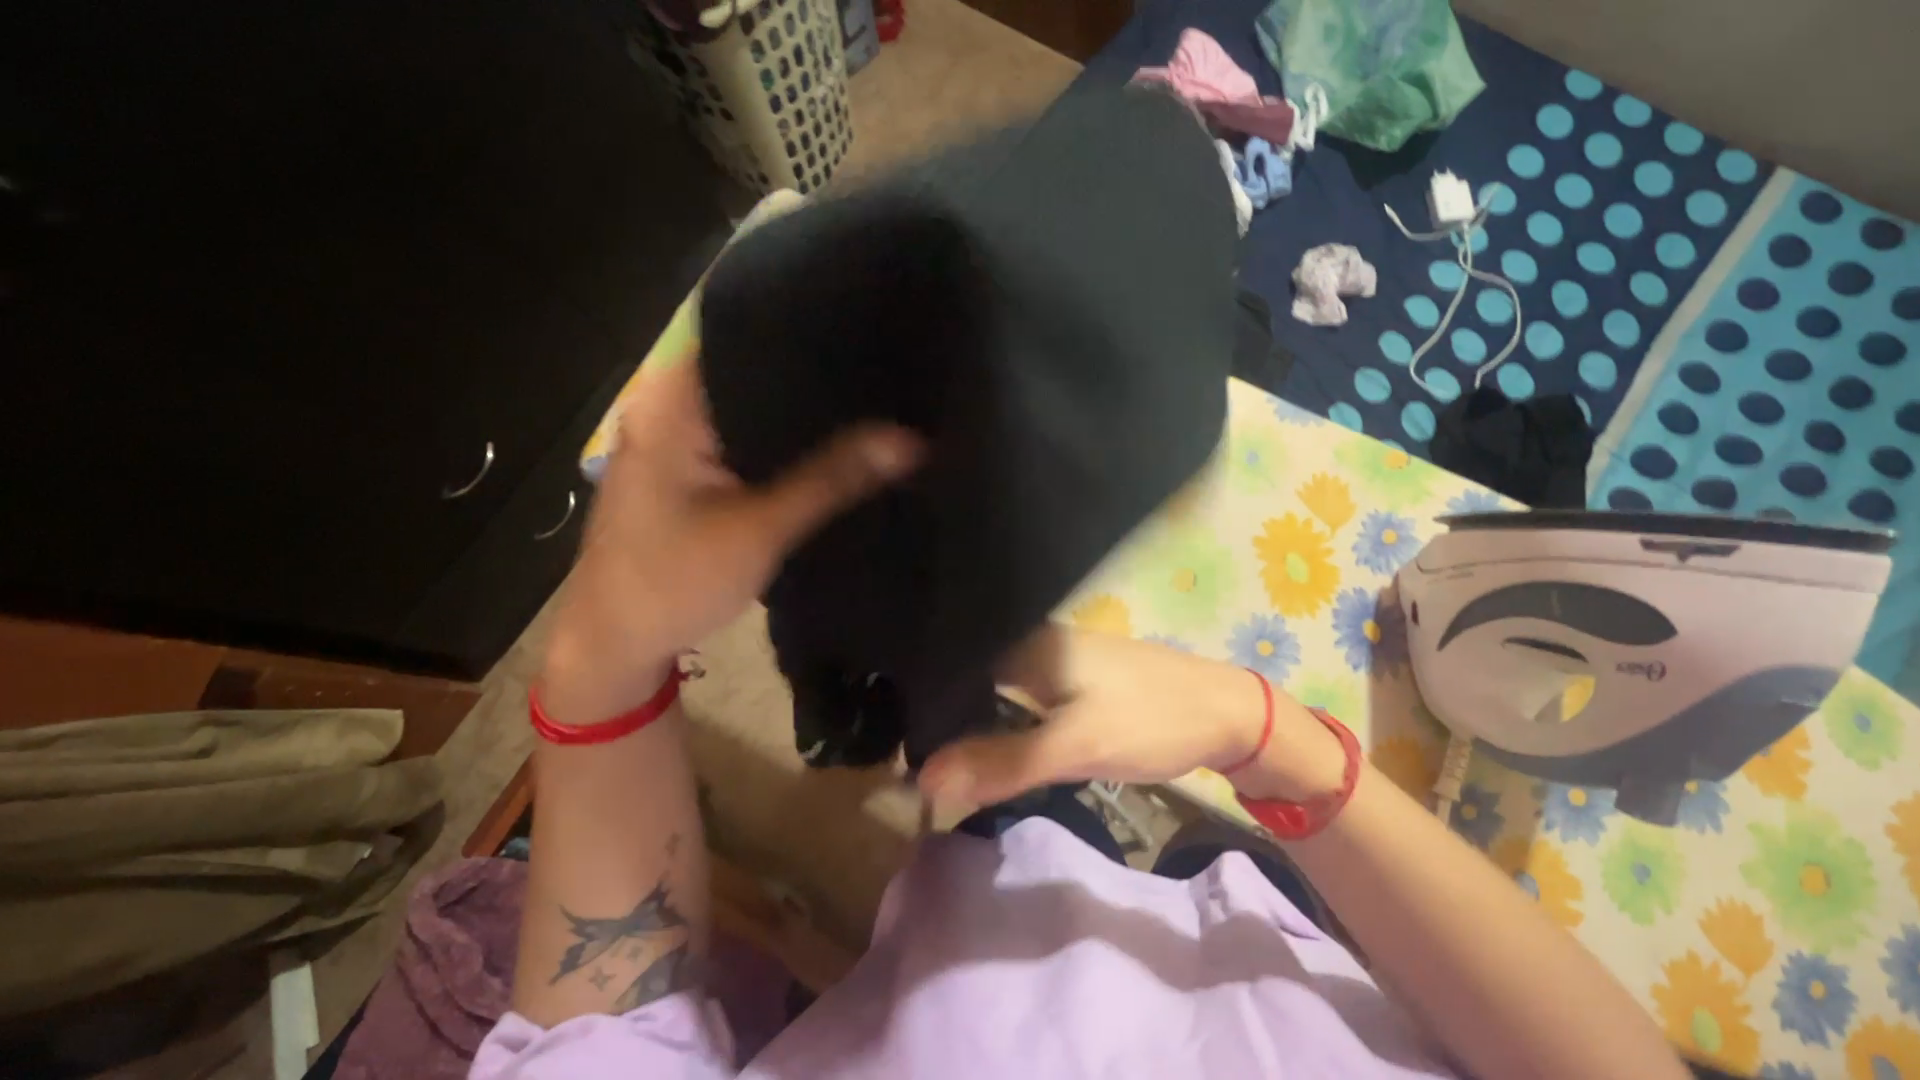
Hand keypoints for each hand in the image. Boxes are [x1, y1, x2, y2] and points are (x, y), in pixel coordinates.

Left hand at [540, 346, 921, 724]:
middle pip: (752, 368)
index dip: (805, 325)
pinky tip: (827, 441)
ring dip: (799, 408)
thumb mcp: (761, 529)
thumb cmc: (674, 581)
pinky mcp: (684, 469)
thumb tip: (910, 439)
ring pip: (750, 404)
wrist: (614, 644)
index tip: (868, 325)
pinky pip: (742, 435)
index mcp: (672, 401)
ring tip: (869, 394)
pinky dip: (779, 438)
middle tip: (885, 364)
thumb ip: (832, 479)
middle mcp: (668, 406)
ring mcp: (673, 438)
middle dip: (813, 371)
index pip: (744, 331)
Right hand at [916, 628, 1348, 808]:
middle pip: (963, 667)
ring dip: (960, 712)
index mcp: (1025, 640)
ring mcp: (1050, 658)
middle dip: (930, 702)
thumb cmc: (1152, 720)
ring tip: (915, 741)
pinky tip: (974, 739)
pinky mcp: (1066, 680)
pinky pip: (1011, 695)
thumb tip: (924, 780)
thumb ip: (1004, 763)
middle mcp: (1031, 639)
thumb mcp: (1077, 746)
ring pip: (986, 682)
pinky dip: (991, 717)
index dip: (912, 686)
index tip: (879, 723)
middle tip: (891, 742)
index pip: (949, 653)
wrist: (1227, 717)